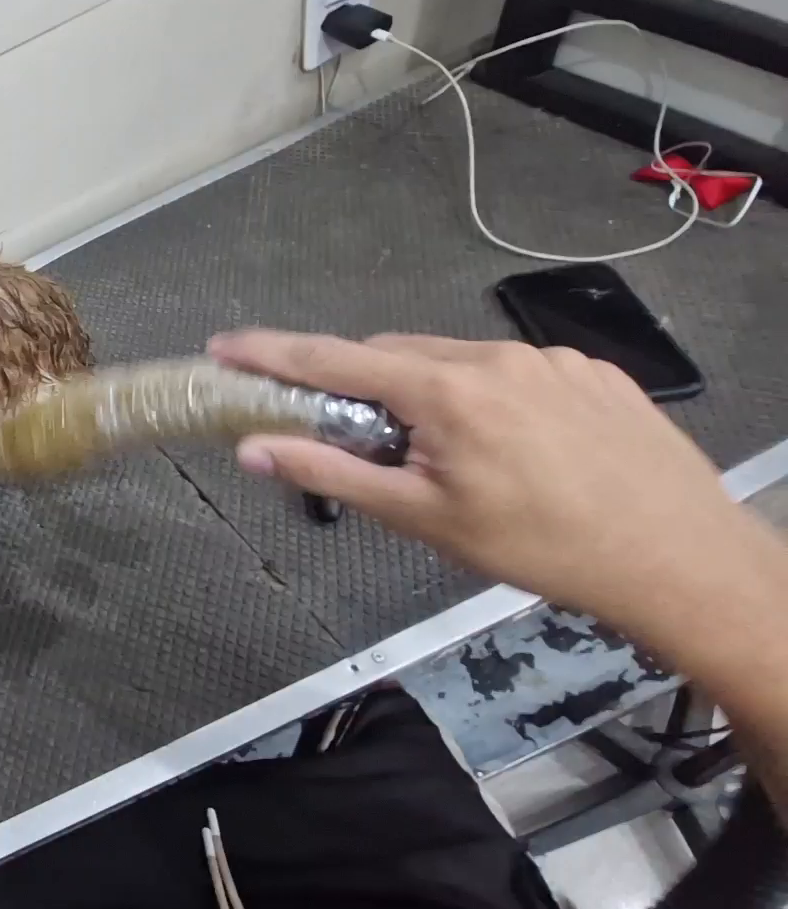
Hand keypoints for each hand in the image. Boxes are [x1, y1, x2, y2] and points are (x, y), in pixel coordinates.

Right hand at [209, 330, 771, 624]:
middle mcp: (494, 357)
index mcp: (445, 391)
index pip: (333, 358)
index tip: (223, 345)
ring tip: (432, 449)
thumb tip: (250, 448)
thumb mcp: (417, 515)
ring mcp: (549, 360)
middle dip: (352, 382)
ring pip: (446, 358)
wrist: (684, 564)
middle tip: (347, 432)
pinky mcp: (589, 371)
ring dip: (413, 388)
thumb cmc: (536, 546)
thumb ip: (328, 472)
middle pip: (389, 353)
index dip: (269, 350)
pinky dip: (471, 392)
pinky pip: (501, 368)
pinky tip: (498, 442)